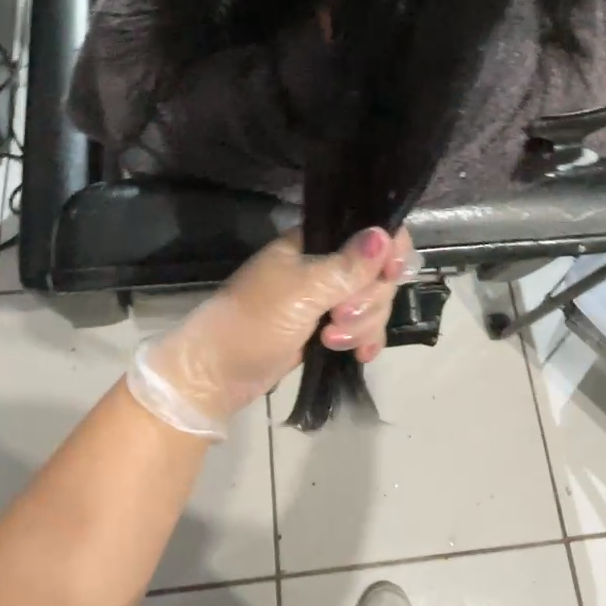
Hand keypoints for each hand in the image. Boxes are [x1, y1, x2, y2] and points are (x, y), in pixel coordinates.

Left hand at [127, 227, 412, 436]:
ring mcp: (326, 297)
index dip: (388, 253)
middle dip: (368, 301)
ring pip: (372, 303)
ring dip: (363, 325)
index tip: (388, 277)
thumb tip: (384, 233)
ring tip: (332, 342)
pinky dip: (365, 339)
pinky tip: (361, 355)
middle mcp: (324, 263)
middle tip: (338, 318)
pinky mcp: (326, 327)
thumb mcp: (302, 291)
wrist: (217, 373)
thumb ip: (347, 266)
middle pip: (378, 272)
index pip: (370, 231)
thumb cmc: (254, 322)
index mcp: (313, 241)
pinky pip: (362, 327)